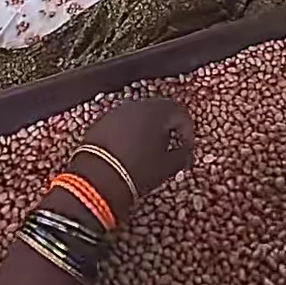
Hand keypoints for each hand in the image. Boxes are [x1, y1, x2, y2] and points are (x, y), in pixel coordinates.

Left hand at [69, 98, 193, 218]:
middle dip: (167, 128)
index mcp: (156, 111)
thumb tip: (185, 152)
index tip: (187, 148)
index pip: (180, 112)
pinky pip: (121, 124)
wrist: (98, 178)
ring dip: (147, 130)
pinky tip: (129, 152)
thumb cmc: (138, 170)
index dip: (187, 131)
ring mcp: (116, 113)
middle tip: (170, 148)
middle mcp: (136, 106)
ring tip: (149, 152)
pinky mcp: (101, 123)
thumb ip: (182, 155)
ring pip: (138, 116)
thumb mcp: (167, 166)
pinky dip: (129, 134)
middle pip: (159, 111)